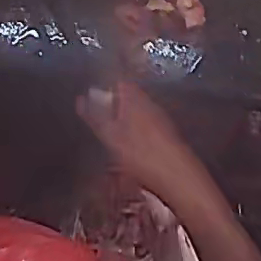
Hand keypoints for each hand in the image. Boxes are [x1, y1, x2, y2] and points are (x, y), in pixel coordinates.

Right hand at [75, 80, 208, 206]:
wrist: (180, 179)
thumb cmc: (141, 154)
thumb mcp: (110, 136)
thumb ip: (94, 116)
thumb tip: (79, 98)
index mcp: (134, 97)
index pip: (117, 81)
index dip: (104, 88)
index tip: (92, 101)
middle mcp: (149, 102)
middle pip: (128, 96)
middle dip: (113, 106)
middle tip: (99, 122)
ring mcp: (161, 118)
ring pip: (138, 112)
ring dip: (125, 121)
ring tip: (112, 138)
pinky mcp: (169, 135)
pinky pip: (147, 126)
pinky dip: (137, 133)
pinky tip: (132, 151)